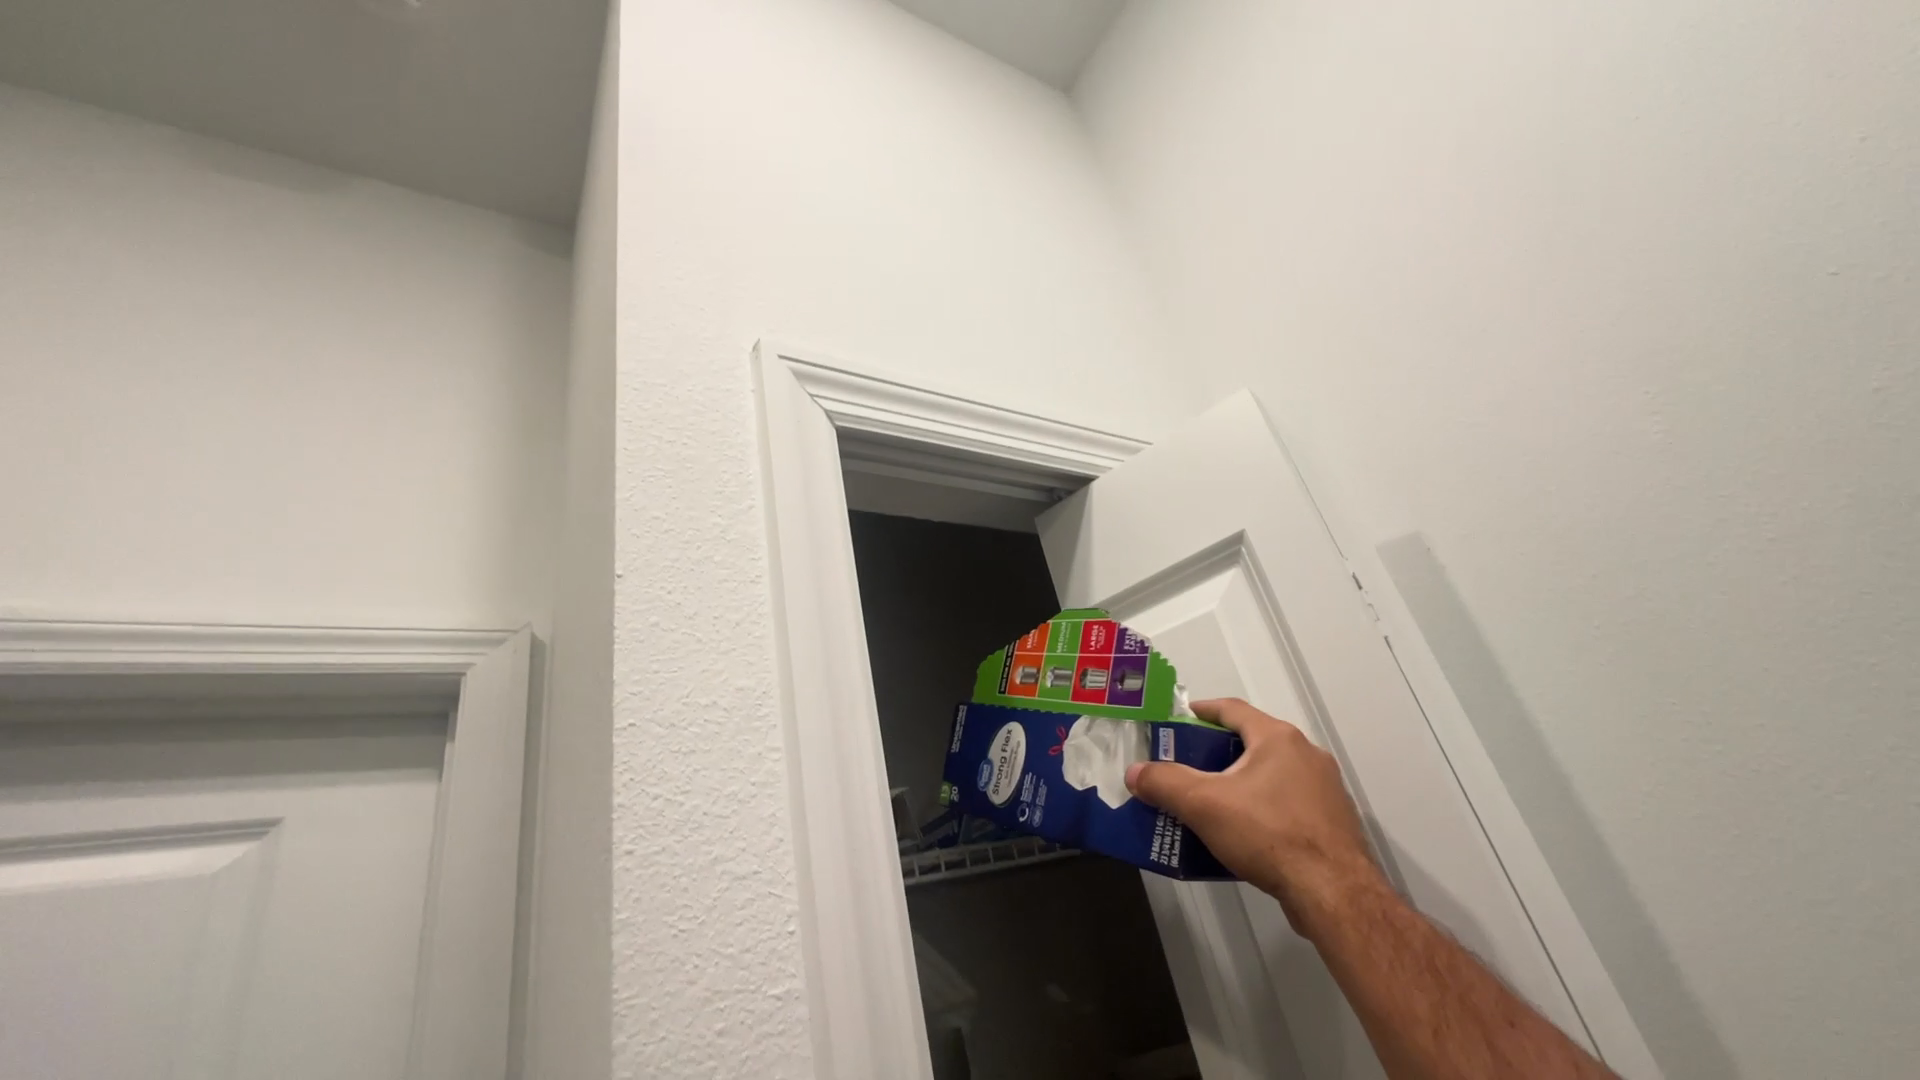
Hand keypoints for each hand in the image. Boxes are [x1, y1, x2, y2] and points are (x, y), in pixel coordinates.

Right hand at [1125, 698, 1386, 934]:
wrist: (1334, 893)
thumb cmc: (1268, 833)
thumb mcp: (1204, 805)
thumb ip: (1165, 783)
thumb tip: (1135, 772)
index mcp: (1278, 739)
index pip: (1234, 710)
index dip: (1204, 710)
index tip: (1182, 716)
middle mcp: (1307, 755)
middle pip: (1253, 743)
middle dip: (1218, 753)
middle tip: (1188, 767)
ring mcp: (1325, 790)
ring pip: (1272, 776)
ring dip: (1241, 784)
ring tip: (1212, 803)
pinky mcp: (1333, 823)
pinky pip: (1288, 805)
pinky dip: (1262, 810)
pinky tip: (1244, 835)